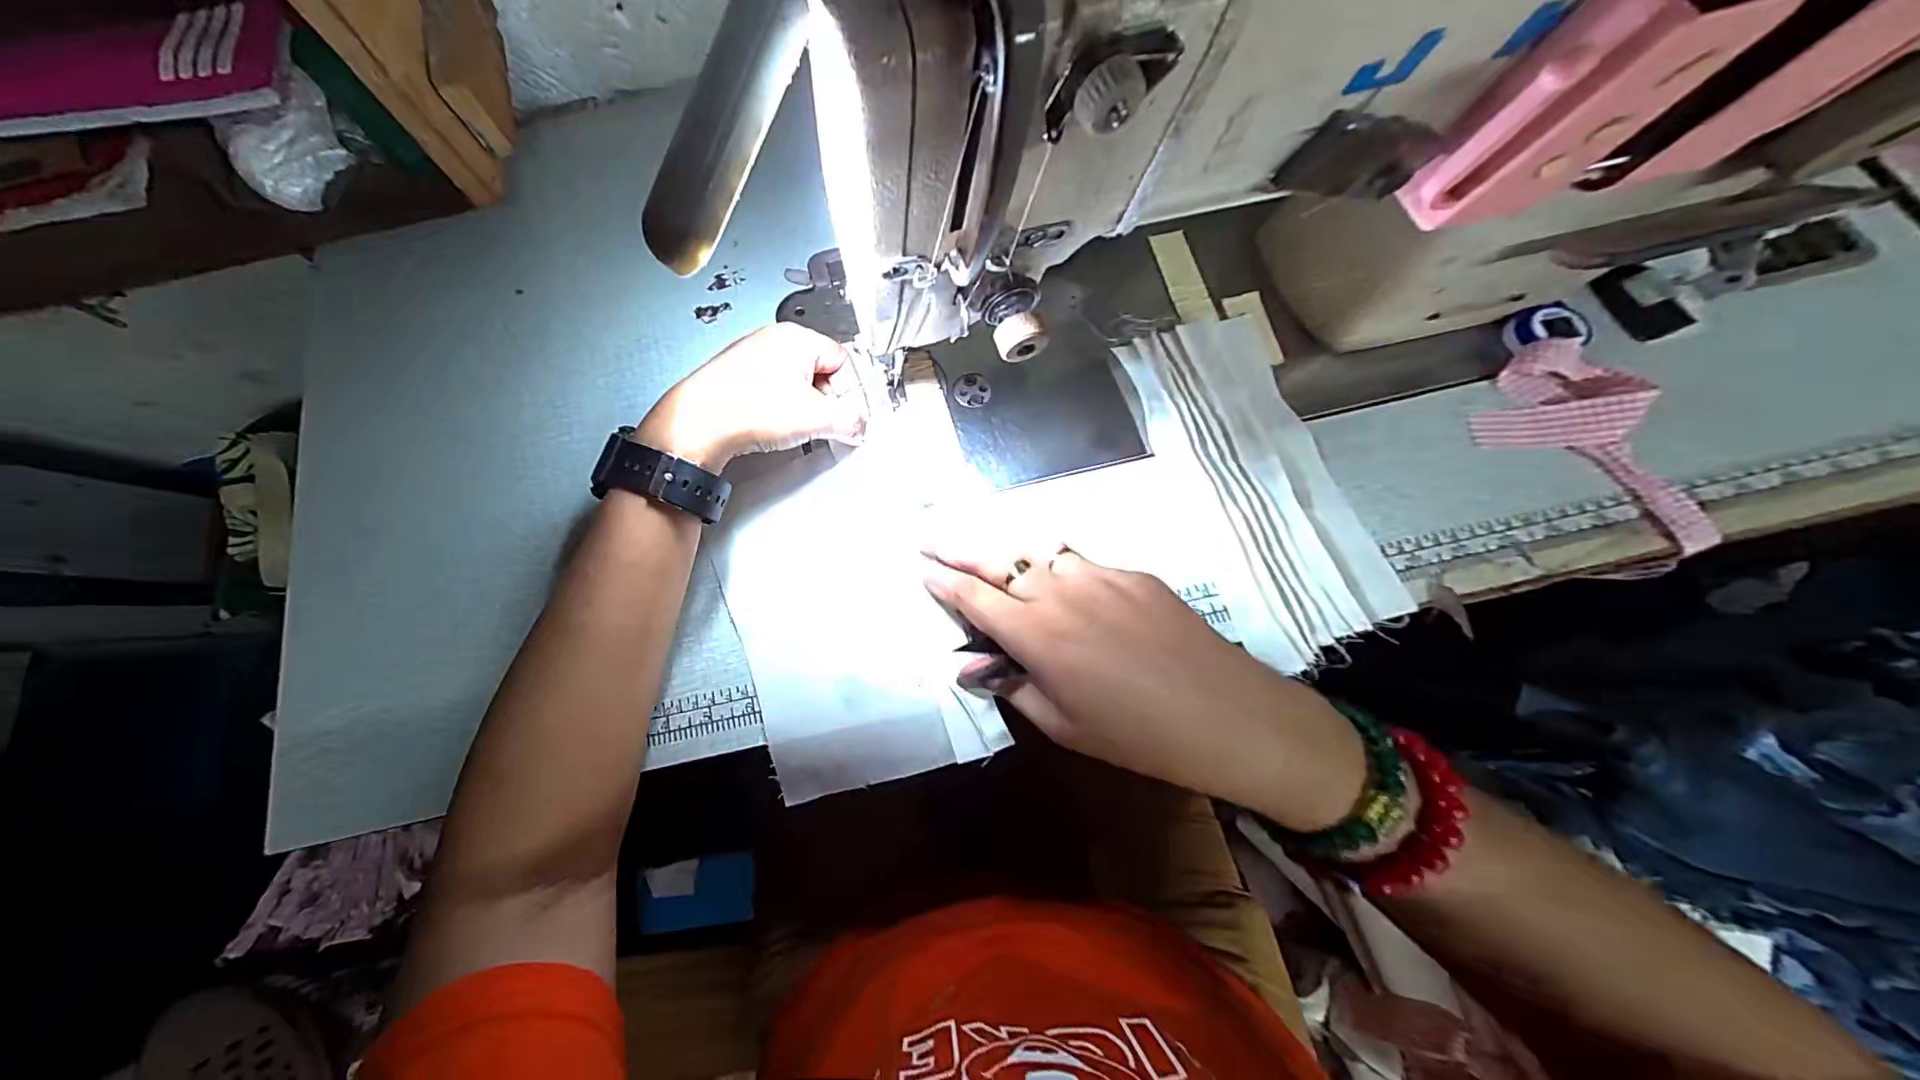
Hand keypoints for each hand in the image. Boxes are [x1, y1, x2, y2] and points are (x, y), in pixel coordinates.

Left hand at [635, 323, 869, 469]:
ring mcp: (752, 356)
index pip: (843, 360)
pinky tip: (770, 424)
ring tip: (790, 426)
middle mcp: (773, 340)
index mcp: (797, 338)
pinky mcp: (736, 377)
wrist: (697, 424)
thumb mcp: (816, 418)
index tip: (847, 414)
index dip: (849, 391)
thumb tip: (859, 425)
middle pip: (819, 370)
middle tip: (820, 423)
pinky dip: (777, 408)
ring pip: (795, 382)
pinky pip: (771, 390)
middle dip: (824, 399)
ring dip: (800, 406)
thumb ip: (849, 421)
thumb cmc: (746, 408)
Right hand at [923, 540, 1368, 830]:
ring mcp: (1099, 574)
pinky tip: (1069, 591)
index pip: (973, 596)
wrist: (1226, 712)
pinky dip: (1062, 571)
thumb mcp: (1062, 724)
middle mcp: (1059, 590)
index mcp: (1034, 632)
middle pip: (998, 560)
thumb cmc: (1134, 733)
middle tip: (932, 538)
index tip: (921, 567)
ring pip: (1041, 553)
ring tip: (1000, 565)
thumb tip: (971, 666)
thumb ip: (1011, 686)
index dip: (942, 580)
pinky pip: (1083, 564)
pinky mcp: (1133, 573)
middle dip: (960, 549)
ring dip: (1013, 557)